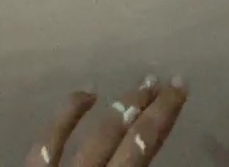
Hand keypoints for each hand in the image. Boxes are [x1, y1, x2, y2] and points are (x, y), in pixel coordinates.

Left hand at [25, 78, 188, 166]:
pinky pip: (48, 140)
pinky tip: (87, 94)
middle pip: (124, 133)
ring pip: (94, 132)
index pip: (145, 145)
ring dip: (119, 106)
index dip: (165, 115)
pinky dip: (68, 114)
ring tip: (141, 85)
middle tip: (166, 81)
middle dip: (148, 106)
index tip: (180, 87)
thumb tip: (150, 147)